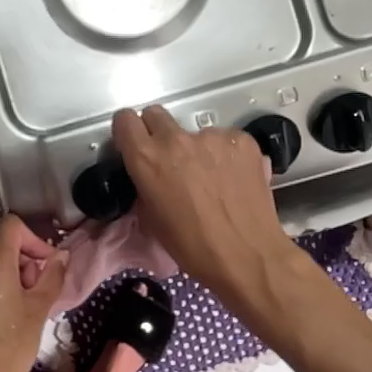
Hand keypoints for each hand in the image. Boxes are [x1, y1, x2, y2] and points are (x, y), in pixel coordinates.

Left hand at [0, 214, 67, 371]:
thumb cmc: (12, 348)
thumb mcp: (39, 311)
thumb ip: (52, 277)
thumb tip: (61, 256)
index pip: (12, 226)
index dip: (34, 239)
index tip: (47, 265)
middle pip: (3, 244)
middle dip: (27, 260)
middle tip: (40, 291)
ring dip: (15, 274)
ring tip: (28, 305)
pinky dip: (1, 285)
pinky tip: (12, 313)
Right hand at [111, 106, 301, 308]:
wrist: (247, 256)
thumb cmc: (192, 246)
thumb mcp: (151, 218)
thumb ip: (144, 185)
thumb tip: (149, 176)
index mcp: (147, 158)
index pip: (125, 120)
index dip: (128, 131)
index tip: (134, 142)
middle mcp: (176, 139)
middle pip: (157, 114)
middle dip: (158, 132)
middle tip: (169, 159)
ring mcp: (213, 137)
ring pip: (196, 132)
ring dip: (197, 149)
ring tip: (211, 179)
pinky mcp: (243, 141)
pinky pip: (226, 140)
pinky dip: (226, 155)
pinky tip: (233, 179)